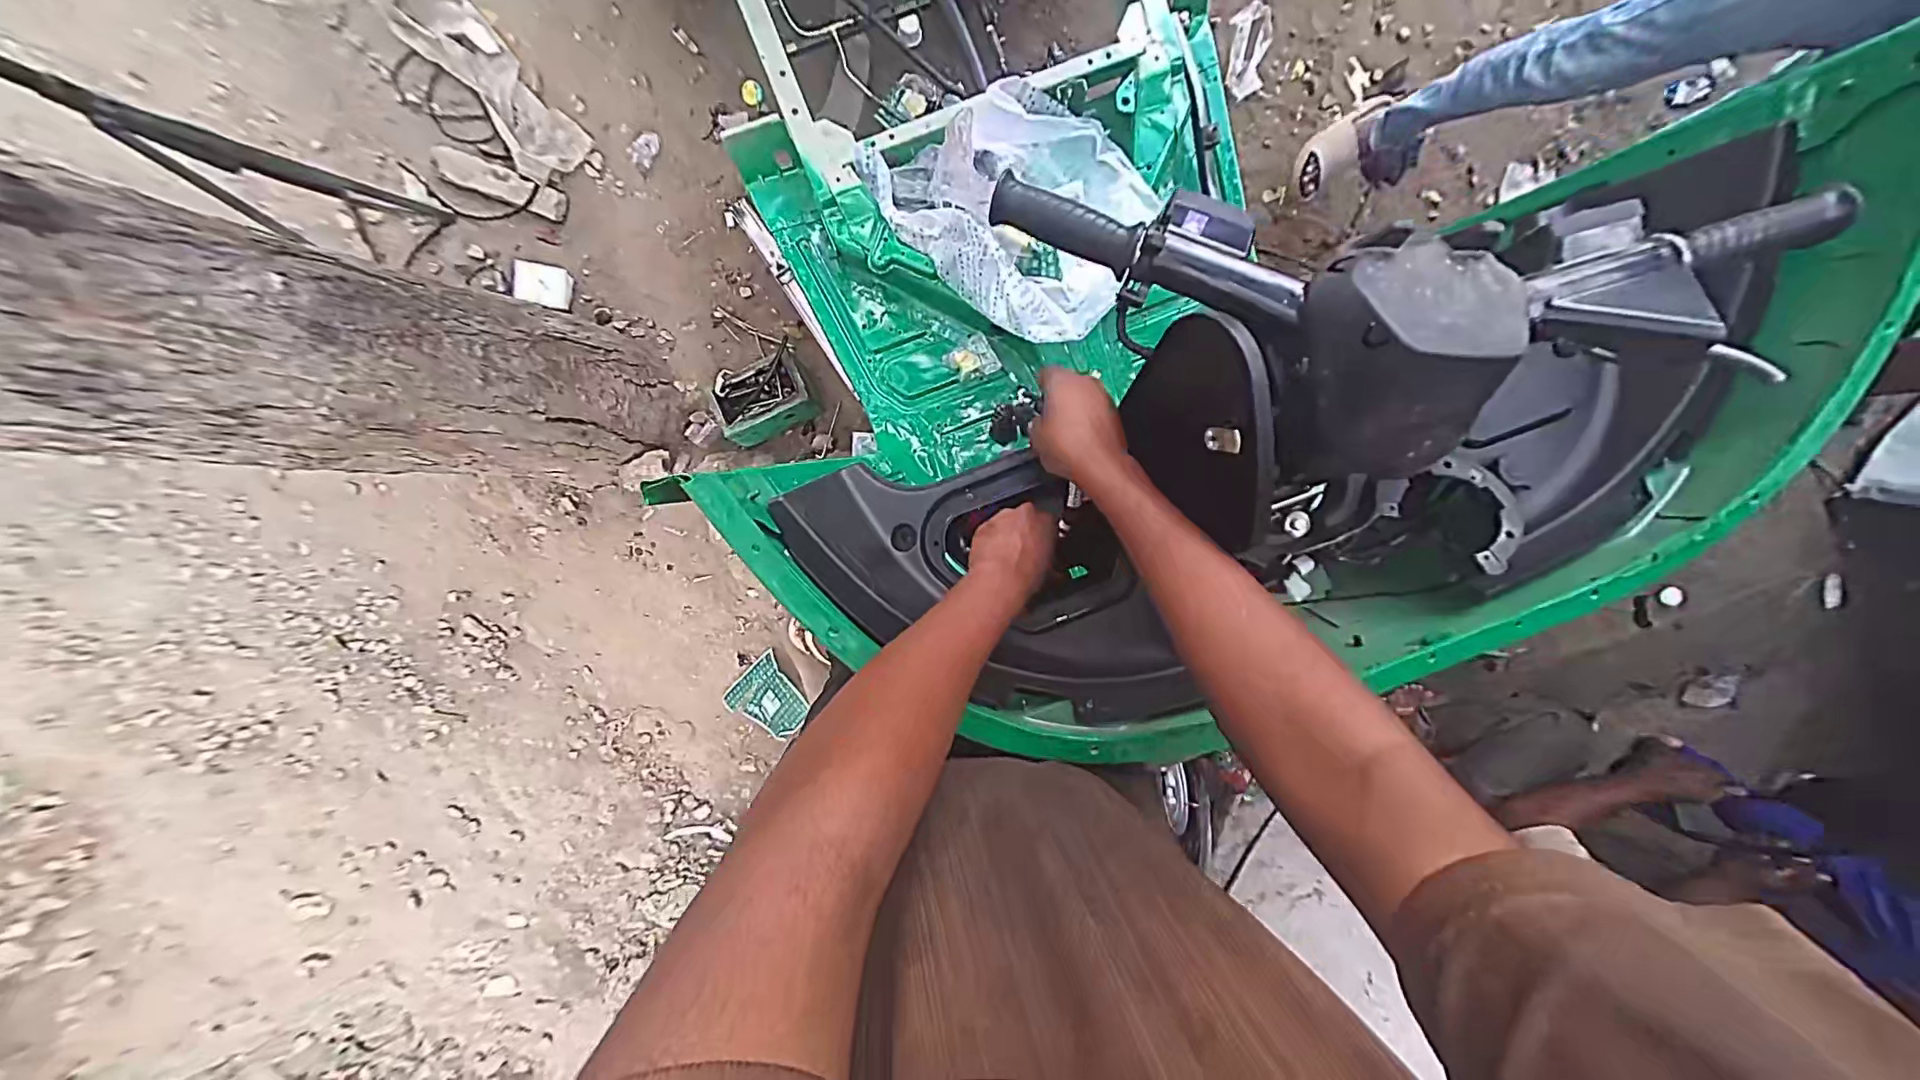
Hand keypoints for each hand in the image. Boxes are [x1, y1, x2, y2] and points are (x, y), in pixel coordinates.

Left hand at [965, 502, 1056, 600]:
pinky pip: (988, 532)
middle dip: (1023, 533)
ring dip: (1005, 536)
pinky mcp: (982, 527)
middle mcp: (1023, 514)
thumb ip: (1049, 558)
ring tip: (1005, 558)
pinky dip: (989, 541)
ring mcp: (1000, 518)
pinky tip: (991, 558)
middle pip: (1025, 519)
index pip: (1048, 524)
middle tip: (1023, 553)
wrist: (999, 581)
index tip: (1041, 548)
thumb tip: (1047, 565)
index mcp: (1045, 520)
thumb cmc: (1026, 575)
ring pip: (1004, 523)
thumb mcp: (1050, 569)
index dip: (1044, 537)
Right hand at [1029, 367, 1127, 487]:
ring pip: (1082, 395)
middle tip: (1047, 416)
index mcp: (1062, 380)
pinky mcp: (1113, 411)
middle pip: (1066, 382)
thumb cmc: (1071, 449)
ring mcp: (1102, 395)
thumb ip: (1034, 423)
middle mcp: (1084, 382)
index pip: (1045, 372)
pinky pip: (1095, 409)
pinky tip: (1078, 437)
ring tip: (1063, 430)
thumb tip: (1037, 425)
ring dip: (1073, 408)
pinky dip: (1087, 419)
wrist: (1099, 466)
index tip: (1036, 397)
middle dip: (1057, 397)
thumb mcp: (1036, 437)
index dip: (1038, 386)